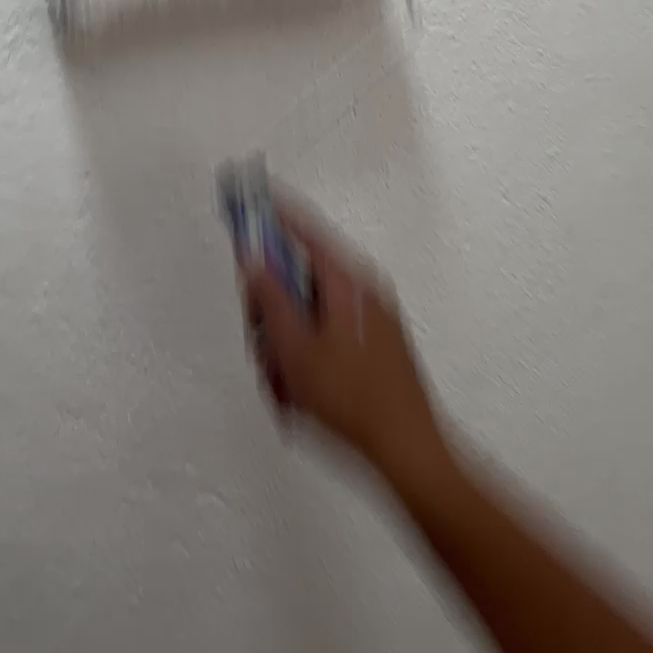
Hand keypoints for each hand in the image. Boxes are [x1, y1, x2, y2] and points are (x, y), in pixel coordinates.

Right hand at [239, 198, 456, 485]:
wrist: (407, 451)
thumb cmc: (355, 402)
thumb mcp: (294, 347)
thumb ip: (269, 297)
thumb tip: (252, 261)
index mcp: (346, 282)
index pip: (301, 229)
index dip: (269, 214)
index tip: (245, 202)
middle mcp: (360, 293)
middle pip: (295, 277)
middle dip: (270, 311)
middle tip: (264, 343)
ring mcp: (368, 320)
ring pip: (304, 312)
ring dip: (284, 346)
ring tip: (287, 385)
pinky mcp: (369, 346)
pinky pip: (321, 336)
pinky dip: (303, 359)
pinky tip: (302, 394)